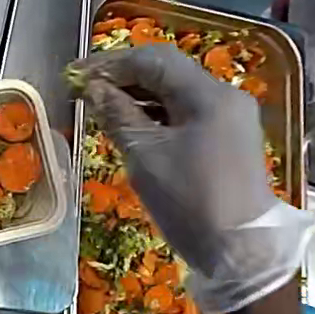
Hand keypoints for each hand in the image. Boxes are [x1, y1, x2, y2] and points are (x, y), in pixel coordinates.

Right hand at [75, 44, 311, 313]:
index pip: (154, 61)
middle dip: (122, 77)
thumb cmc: (190, 201)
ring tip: (99, 106)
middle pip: (167, 73)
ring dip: (136, 95)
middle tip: (83, 88)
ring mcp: (228, 119)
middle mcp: (224, 98)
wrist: (240, 252)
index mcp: (209, 96)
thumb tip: (93, 88)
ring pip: (175, 94)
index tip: (75, 75)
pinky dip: (153, 115)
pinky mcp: (225, 140)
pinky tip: (128, 123)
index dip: (110, 64)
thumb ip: (117, 114)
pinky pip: (183, 115)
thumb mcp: (145, 156)